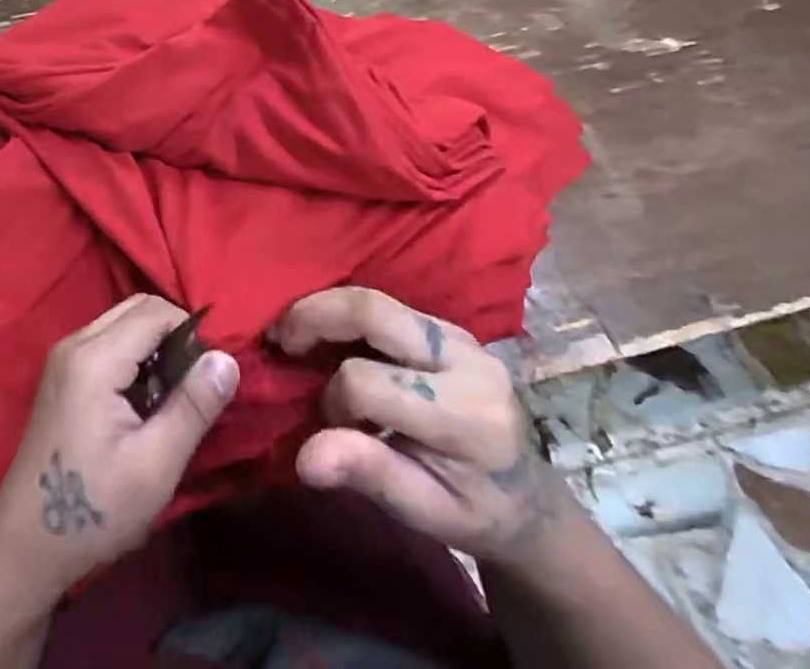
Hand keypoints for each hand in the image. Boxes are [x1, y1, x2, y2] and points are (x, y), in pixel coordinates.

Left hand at [0, 293, 240, 611]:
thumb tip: (227, 358)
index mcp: (94, 358)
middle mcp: (74, 343)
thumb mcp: (156, 463)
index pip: (154, 312)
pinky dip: (134, 355)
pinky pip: (106, 342)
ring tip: (175, 395)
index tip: (214, 374)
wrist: (29, 539)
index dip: (194, 332)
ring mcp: (62, 357)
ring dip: (154, 345)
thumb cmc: (96, 506)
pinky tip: (145, 400)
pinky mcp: (61, 374)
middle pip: (135, 308)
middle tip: (198, 383)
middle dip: (175, 333)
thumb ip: (193, 406)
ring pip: (120, 323)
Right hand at [270, 287, 569, 566]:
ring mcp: (459, 337)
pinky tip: (325, 335)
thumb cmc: (474, 511)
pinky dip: (340, 313)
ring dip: (321, 310)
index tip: (331, 427)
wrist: (530, 498)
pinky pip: (382, 304)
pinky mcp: (446, 328)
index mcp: (467, 414)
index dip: (332, 401)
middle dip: (311, 318)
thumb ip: (368, 475)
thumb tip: (305, 460)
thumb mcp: (424, 511)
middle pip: (371, 310)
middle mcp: (468, 361)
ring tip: (293, 334)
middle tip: (279, 341)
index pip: (366, 381)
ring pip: (372, 298)